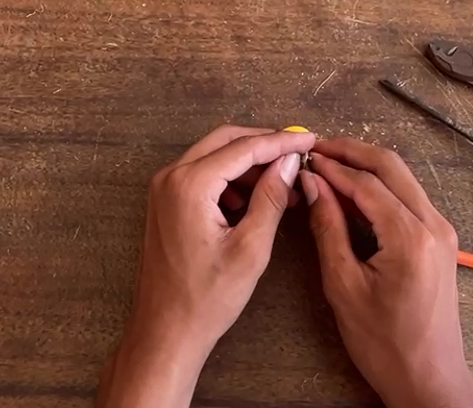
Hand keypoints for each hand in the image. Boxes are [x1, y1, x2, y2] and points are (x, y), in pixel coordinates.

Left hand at [99, 125, 317, 407]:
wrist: (164, 332)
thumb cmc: (206, 299)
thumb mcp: (250, 249)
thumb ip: (271, 198)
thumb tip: (289, 162)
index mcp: (190, 183)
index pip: (243, 147)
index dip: (280, 141)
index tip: (308, 139)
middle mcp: (171, 175)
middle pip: (225, 141)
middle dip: (263, 144)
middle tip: (296, 152)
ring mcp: (164, 186)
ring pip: (213, 155)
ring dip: (247, 162)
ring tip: (281, 182)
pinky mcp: (165, 199)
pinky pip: (201, 173)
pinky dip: (229, 177)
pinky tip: (252, 199)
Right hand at [303, 138, 472, 407]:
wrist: (431, 382)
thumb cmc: (385, 344)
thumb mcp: (344, 287)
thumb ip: (328, 227)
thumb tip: (312, 183)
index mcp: (410, 238)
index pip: (366, 184)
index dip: (332, 167)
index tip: (305, 159)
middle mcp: (433, 225)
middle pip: (390, 165)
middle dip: (351, 151)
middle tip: (317, 149)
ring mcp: (442, 229)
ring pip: (401, 175)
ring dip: (366, 163)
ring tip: (330, 164)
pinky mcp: (441, 237)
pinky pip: (408, 193)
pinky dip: (380, 182)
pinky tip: (353, 187)